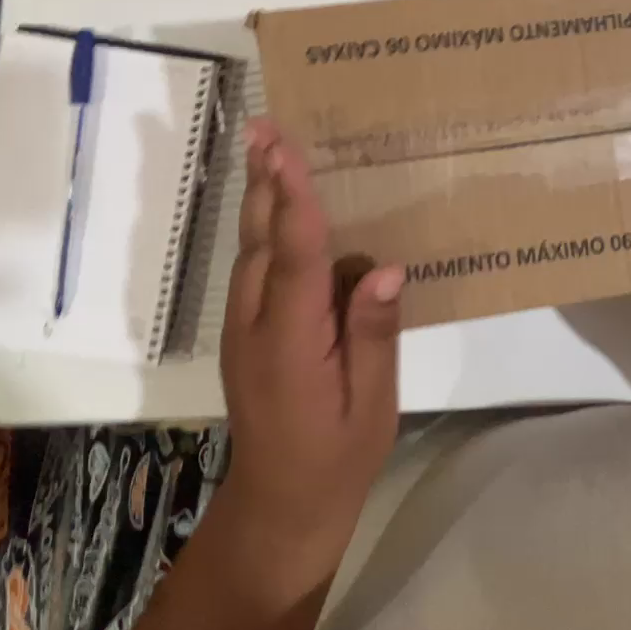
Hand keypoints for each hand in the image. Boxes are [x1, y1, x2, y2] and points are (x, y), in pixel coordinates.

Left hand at [208, 120, 403, 609]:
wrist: (279, 505)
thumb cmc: (337, 456)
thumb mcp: (371, 405)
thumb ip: (373, 334)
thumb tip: (386, 267)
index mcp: (290, 343)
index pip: (294, 258)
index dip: (293, 200)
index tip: (288, 149)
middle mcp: (256, 325)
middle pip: (260, 241)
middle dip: (264, 181)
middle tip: (266, 124)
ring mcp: (244, 328)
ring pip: (251, 250)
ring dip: (260, 196)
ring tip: (267, 145)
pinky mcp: (246, 332)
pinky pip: (255, 267)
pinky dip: (264, 226)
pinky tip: (278, 206)